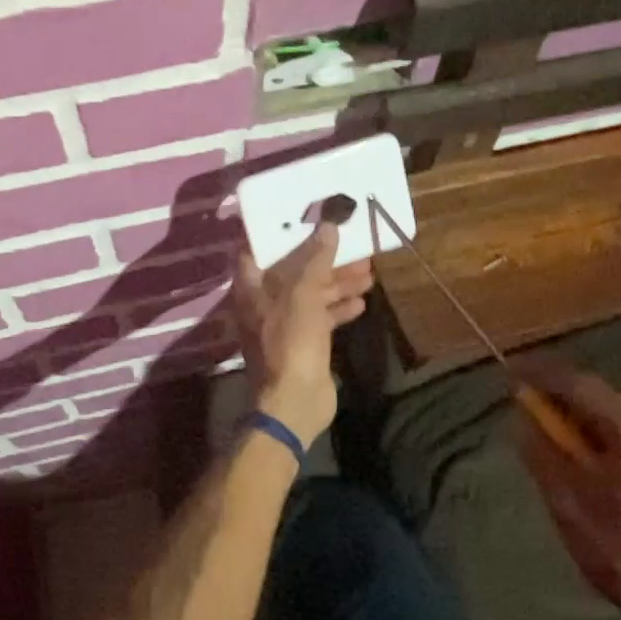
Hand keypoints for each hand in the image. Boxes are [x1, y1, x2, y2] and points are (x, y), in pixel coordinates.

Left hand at [231, 223, 374, 444]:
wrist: (294, 401)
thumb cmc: (291, 342)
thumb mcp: (304, 295)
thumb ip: (316, 260)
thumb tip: (328, 227)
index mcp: (252, 288)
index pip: (257, 249)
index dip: (277, 233)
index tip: (303, 217)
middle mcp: (264, 303)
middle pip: (293, 271)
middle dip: (323, 258)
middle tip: (351, 244)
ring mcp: (283, 325)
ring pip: (311, 294)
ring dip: (337, 282)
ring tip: (368, 271)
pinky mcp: (303, 344)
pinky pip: (321, 317)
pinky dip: (339, 308)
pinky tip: (363, 302)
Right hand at [513, 357, 620, 619]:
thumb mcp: (572, 506)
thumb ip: (544, 453)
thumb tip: (523, 418)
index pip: (584, 386)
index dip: (543, 374)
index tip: (511, 369)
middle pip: (609, 402)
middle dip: (567, 404)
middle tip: (530, 411)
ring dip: (592, 427)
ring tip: (560, 444)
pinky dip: (617, 446)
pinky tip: (598, 468)